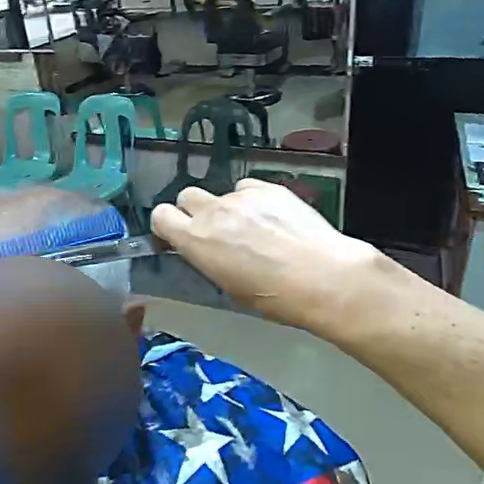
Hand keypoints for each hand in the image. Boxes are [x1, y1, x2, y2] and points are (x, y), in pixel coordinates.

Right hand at [151, 180, 393, 333]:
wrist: (321, 276)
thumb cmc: (276, 296)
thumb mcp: (229, 286)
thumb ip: (209, 258)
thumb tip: (210, 250)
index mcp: (196, 240)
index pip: (161, 216)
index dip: (168, 224)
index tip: (178, 234)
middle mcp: (215, 212)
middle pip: (188, 196)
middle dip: (196, 212)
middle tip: (217, 232)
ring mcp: (245, 197)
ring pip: (224, 192)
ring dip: (231, 207)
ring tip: (255, 230)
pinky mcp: (272, 188)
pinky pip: (252, 188)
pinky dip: (256, 200)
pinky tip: (274, 220)